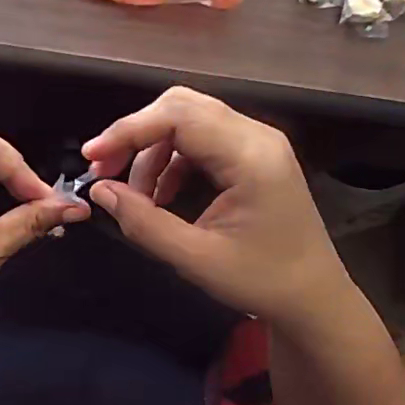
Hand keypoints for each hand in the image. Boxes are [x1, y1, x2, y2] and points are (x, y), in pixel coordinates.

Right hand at [81, 88, 343, 330]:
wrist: (312, 297)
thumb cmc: (260, 280)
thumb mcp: (194, 258)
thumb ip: (143, 221)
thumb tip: (99, 191)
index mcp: (249, 155)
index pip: (178, 116)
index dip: (128, 130)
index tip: (91, 157)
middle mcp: (256, 136)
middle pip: (181, 107)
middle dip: (136, 135)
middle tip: (104, 171)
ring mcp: (257, 143)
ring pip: (188, 121)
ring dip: (151, 150)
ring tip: (132, 194)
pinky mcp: (253, 156)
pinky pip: (200, 140)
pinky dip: (170, 160)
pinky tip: (159, 196)